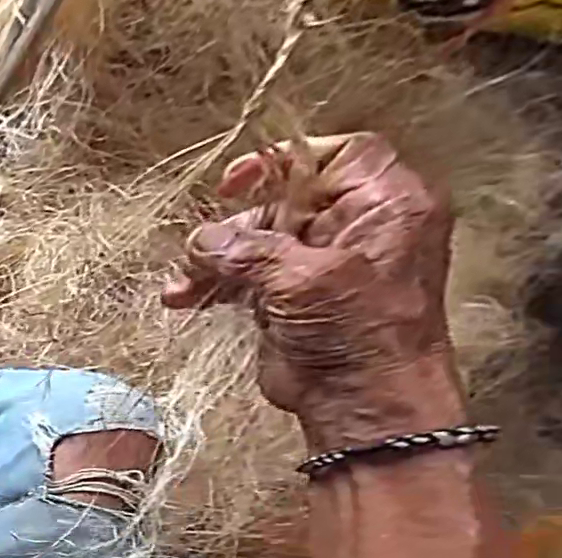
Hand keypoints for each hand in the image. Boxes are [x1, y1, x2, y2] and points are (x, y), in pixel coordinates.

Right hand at [163, 133, 467, 451]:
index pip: (339, 158)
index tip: (233, 182)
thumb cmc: (354, 330)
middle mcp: (351, 230)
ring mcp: (314, 267)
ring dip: (209, 264)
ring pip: (251, 246)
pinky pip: (240, 279)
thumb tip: (202, 238)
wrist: (357, 394)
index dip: (285, 162)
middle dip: (232, 229)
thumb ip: (252, 252)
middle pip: (282, 206)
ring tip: (179, 289)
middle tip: (197, 254)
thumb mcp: (305, 280)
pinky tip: (183, 300)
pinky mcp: (285, 300)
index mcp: (382, 207)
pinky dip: (210, 287)